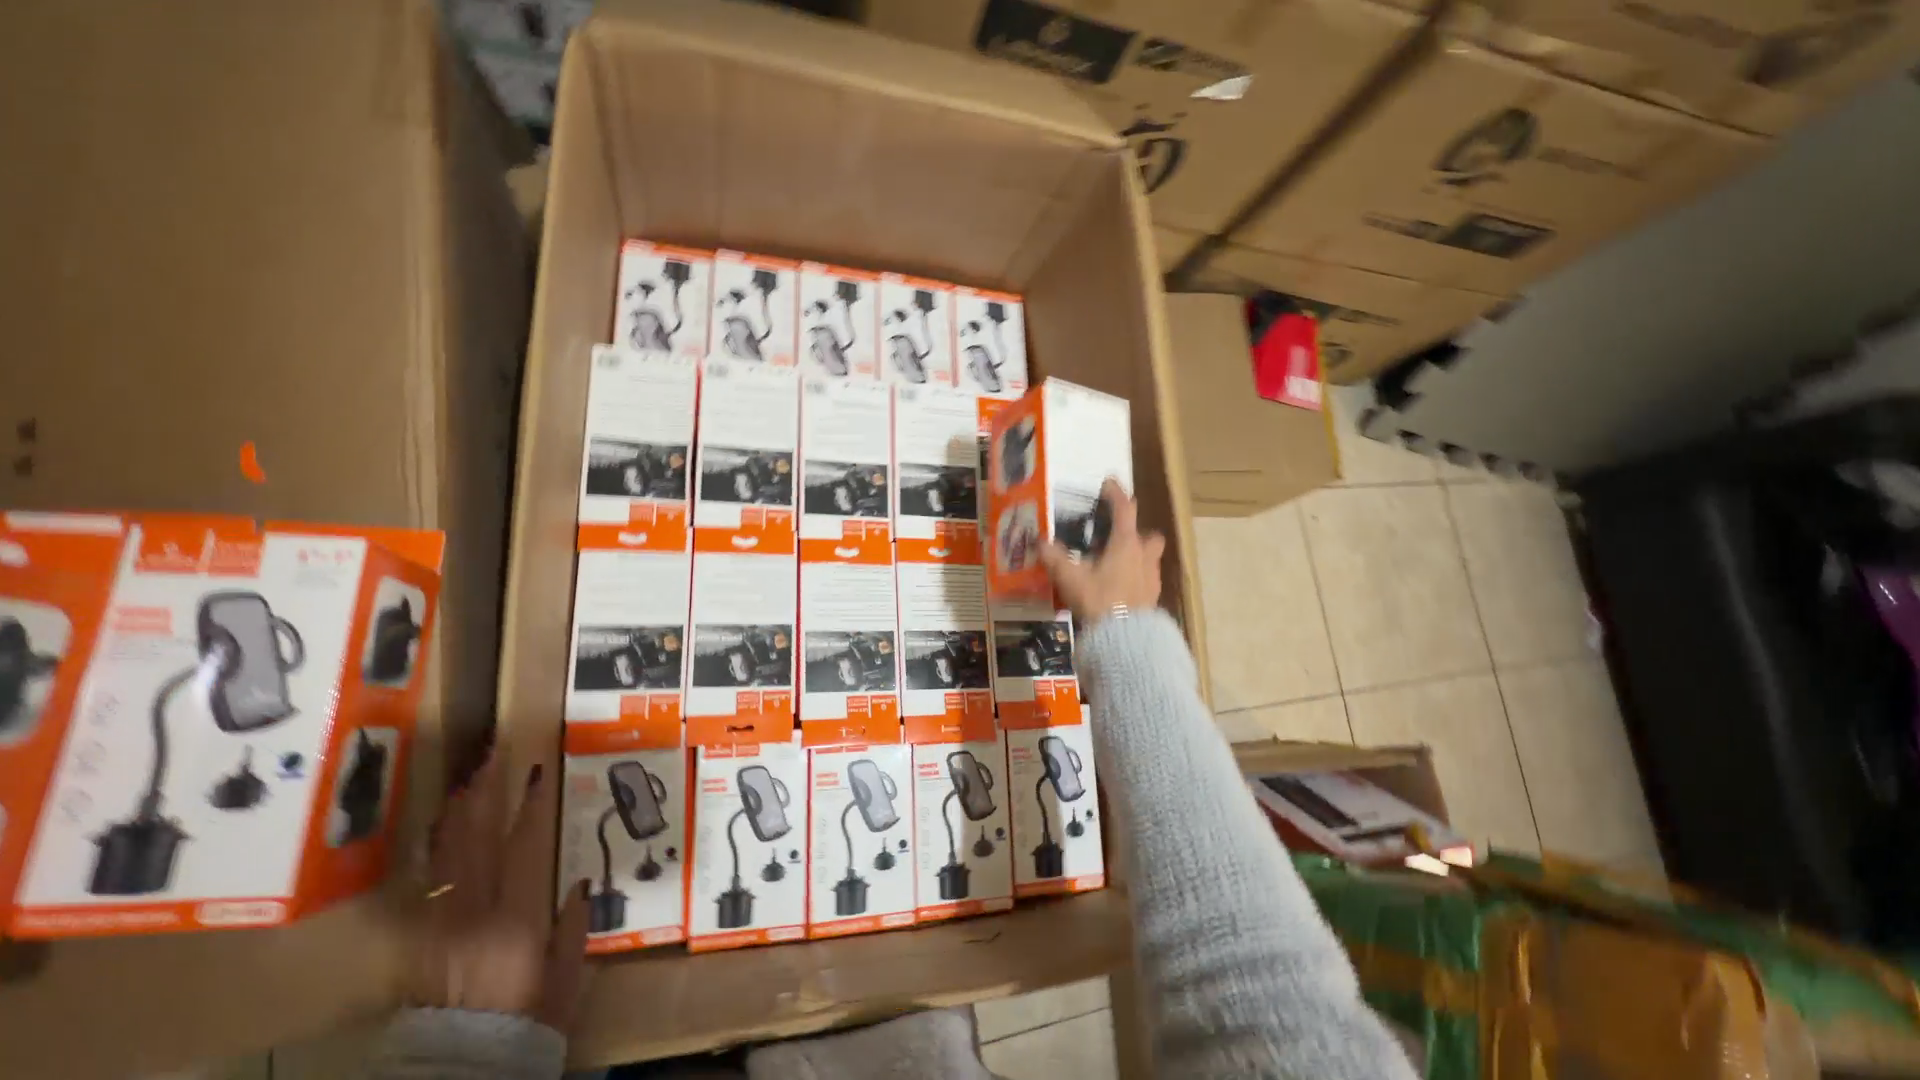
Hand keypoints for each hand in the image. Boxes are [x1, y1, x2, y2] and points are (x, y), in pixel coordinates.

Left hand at [411, 753, 589, 1030]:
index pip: (523, 847)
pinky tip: (440, 828)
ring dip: (457, 813)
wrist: (467, 1060)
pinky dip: (435, 848)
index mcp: (518, 917)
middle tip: (490, 756)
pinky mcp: (422, 935)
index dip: (529, 807)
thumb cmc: (528, 1019)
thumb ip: (573, 929)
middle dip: (484, 795)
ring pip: (446, 854)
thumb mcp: (566, 977)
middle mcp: (475, 910)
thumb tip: (578, 883)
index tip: (536, 772)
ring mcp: (442, 921)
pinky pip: (428, 879)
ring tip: (466, 779)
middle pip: (477, 840)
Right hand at [1040, 477, 1164, 625]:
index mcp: (1125, 543)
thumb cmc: (1100, 600)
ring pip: (1150, 559)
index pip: (1124, 509)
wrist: (1125, 639)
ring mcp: (1152, 578)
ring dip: (1137, 558)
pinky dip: (1135, 581)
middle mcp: (1144, 556)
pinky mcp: (1152, 599)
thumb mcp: (1071, 578)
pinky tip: (1119, 591)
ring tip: (1116, 567)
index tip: (1109, 482)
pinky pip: (1146, 582)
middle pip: (1149, 536)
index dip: (1116, 494)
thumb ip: (1054, 558)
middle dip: (1136, 534)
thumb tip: (1039, 541)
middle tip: (1117, 539)